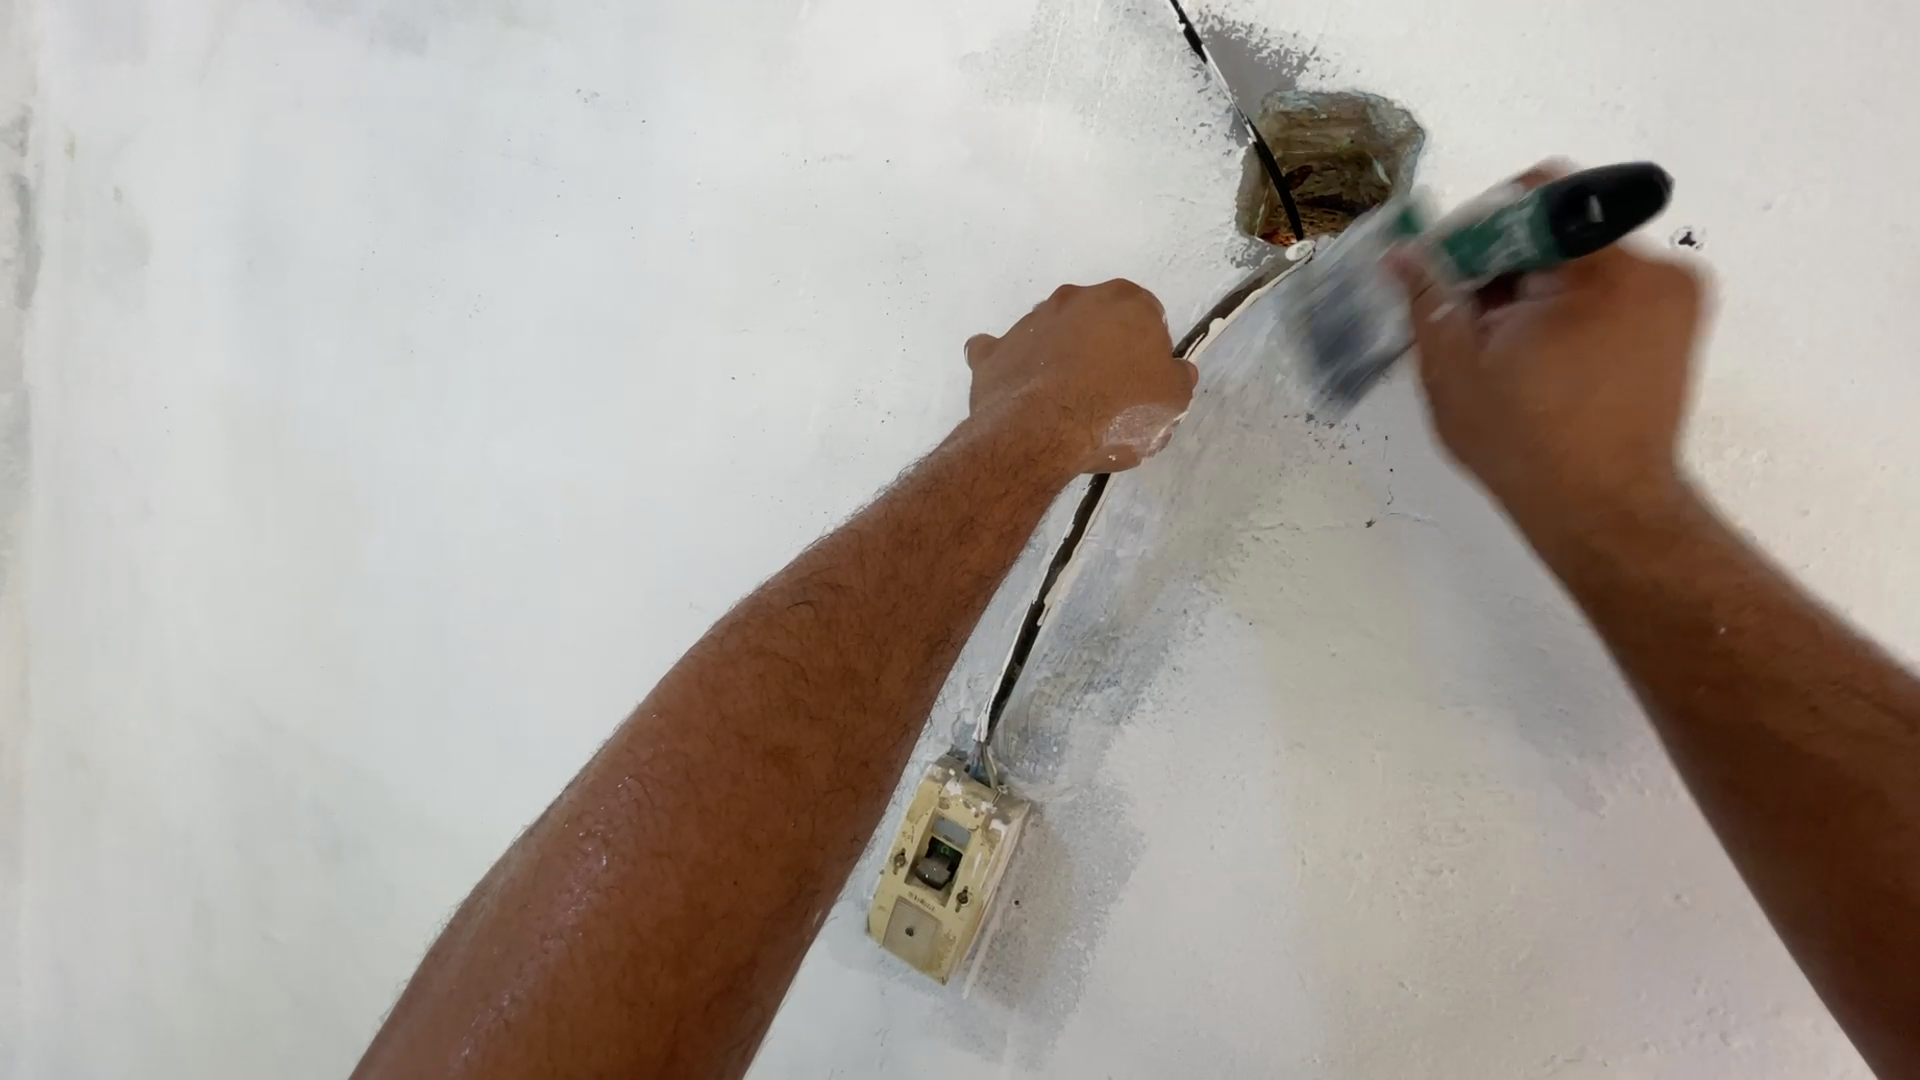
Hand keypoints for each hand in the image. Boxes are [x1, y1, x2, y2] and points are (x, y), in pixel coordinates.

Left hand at [964, 280, 1198, 475]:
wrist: (1043, 433)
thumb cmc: (1118, 413)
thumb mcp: (1171, 403)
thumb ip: (1177, 380)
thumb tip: (1176, 372)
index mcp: (1125, 301)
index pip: (1146, 319)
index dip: (1146, 354)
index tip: (1140, 385)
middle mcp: (1075, 298)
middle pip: (1095, 322)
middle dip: (1100, 350)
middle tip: (1104, 394)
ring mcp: (1028, 322)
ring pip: (1049, 334)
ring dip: (1056, 357)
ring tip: (1061, 403)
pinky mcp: (993, 351)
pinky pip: (998, 351)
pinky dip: (1006, 365)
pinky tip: (1014, 388)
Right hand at [1389, 165, 1710, 531]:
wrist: (1598, 505)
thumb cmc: (1520, 440)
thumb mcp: (1452, 367)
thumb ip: (1429, 298)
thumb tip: (1404, 252)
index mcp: (1601, 270)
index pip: (1536, 198)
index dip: (1477, 227)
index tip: (1442, 271)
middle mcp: (1653, 268)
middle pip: (1558, 231)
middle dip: (1499, 268)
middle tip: (1461, 321)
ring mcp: (1673, 297)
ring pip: (1578, 264)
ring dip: (1526, 292)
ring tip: (1495, 350)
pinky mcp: (1675, 326)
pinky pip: (1605, 292)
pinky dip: (1560, 311)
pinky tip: (1531, 359)